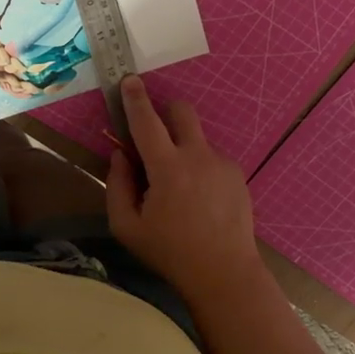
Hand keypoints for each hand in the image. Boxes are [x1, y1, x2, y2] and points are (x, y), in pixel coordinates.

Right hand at [105, 75, 265, 301]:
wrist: (224, 274)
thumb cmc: (170, 252)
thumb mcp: (127, 227)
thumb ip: (117, 185)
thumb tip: (120, 155)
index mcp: (167, 168)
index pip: (147, 121)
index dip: (135, 98)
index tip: (129, 79)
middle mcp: (197, 156)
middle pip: (182, 111)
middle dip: (166, 111)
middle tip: (155, 134)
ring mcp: (221, 164)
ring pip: (196, 139)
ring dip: (182, 150)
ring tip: (180, 191)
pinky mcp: (237, 175)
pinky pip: (211, 159)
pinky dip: (199, 168)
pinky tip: (200, 200)